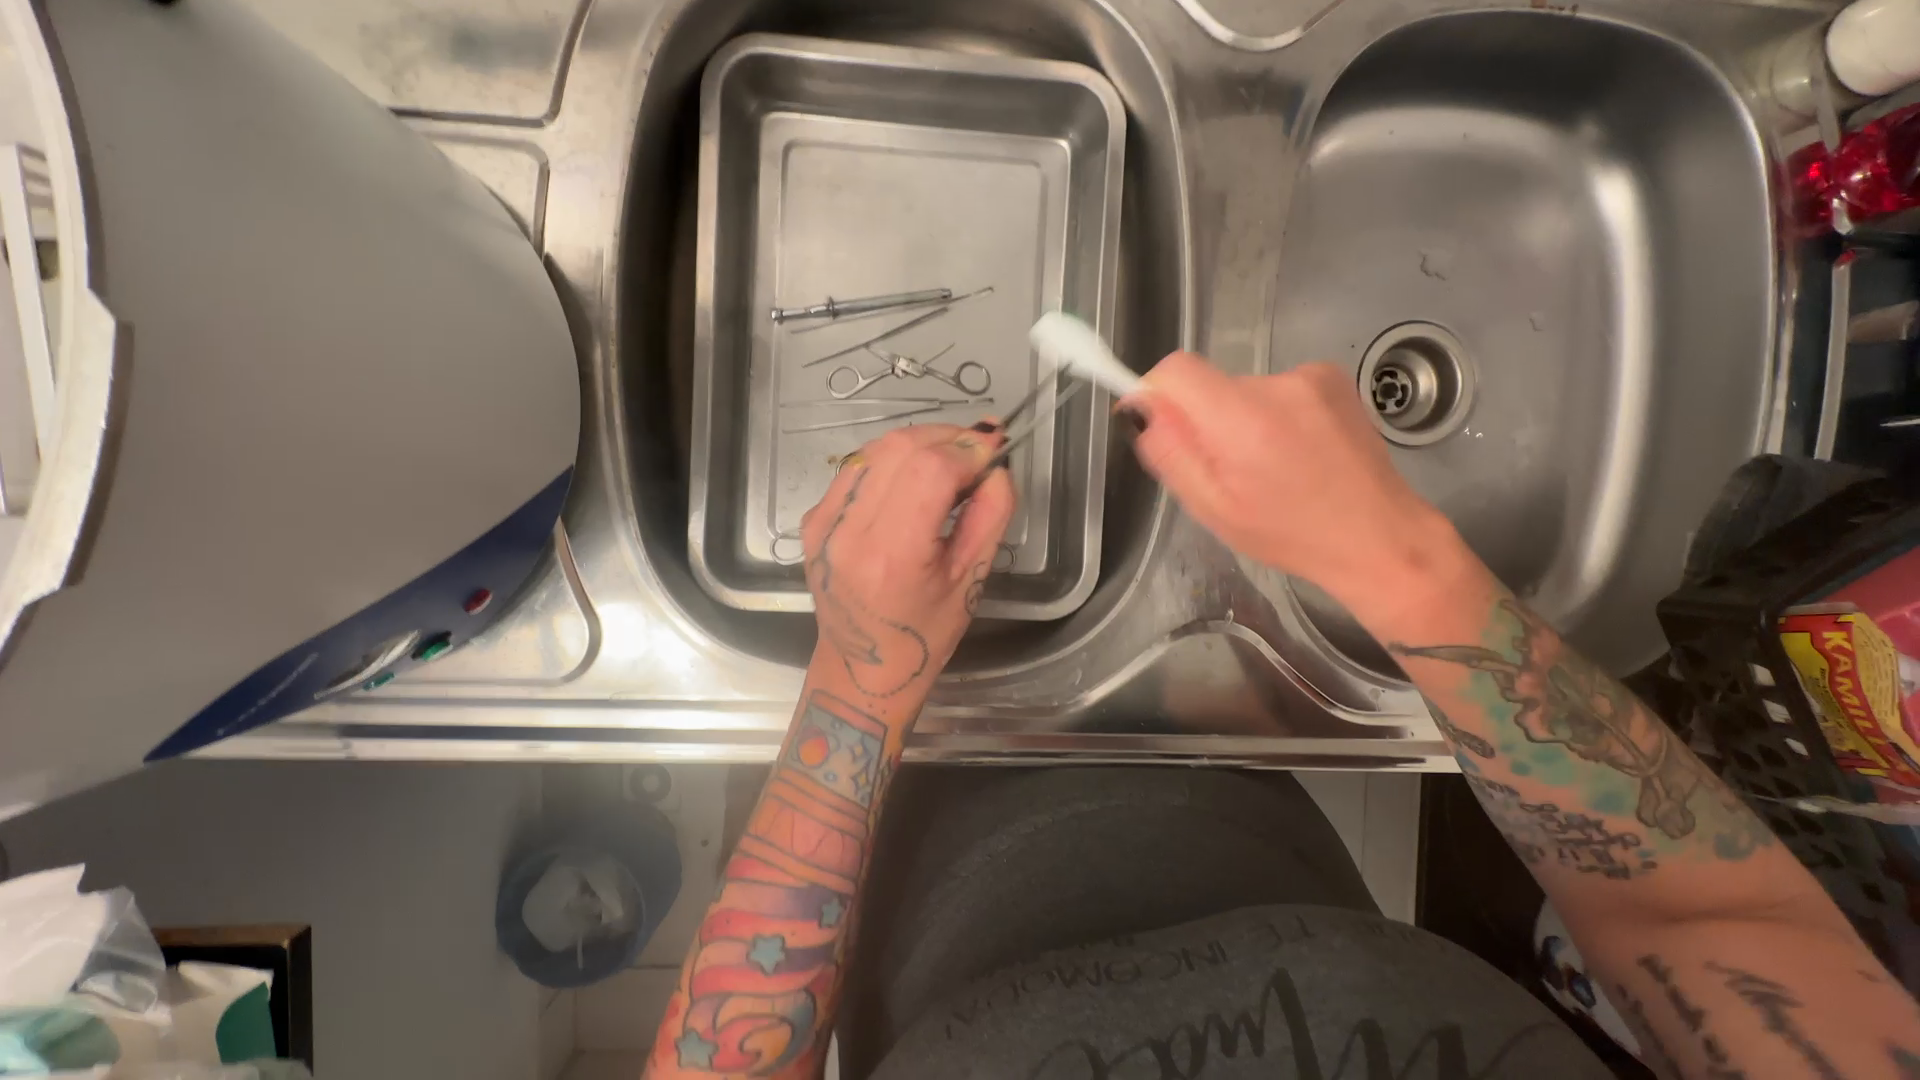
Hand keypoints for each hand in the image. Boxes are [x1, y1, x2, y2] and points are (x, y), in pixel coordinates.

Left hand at [800, 424, 1014, 702]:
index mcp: (892, 554)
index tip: (994, 453)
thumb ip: (991, 514)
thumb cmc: (925, 633)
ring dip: (920, 444)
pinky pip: (858, 468)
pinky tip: (913, 482)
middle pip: (900, 447)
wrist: (863, 667)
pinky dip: (892, 462)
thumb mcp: (972, 579)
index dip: (968, 450)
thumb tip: (995, 464)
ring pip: (876, 449)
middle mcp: (849, 530)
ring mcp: (825, 522)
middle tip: (976, 454)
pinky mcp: (815, 519)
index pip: (931, 469)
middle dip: (947, 438)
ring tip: (950, 465)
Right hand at [1125, 353, 1469, 621]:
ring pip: (1243, 389)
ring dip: (1242, 420)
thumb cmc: (1290, 533)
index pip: (1175, 370)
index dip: (1155, 392)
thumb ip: (1171, 453)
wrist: (1378, 536)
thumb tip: (1141, 407)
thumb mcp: (1213, 508)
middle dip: (1205, 421)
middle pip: (1210, 385)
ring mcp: (1311, 377)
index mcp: (1243, 419)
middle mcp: (1278, 385)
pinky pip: (1277, 389)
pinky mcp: (1333, 378)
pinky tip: (1297, 452)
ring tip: (1270, 466)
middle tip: (1228, 471)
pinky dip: (1275, 415)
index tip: (1158, 423)